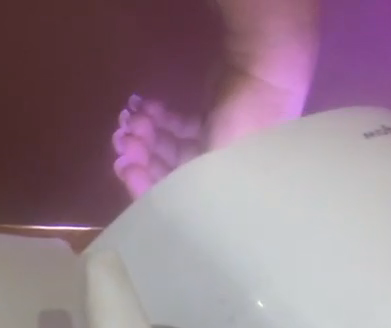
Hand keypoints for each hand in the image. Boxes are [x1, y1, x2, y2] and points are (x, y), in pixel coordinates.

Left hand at [112, 0, 316, 197]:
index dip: (141, 184)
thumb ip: (183, 183)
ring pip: (167, 147)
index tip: (122, 165)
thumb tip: (148, 199)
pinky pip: (176, 127)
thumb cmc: (247, 117)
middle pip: (165, 170)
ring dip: (145, 134)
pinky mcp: (210, 120)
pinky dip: (159, 119)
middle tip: (121, 136)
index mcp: (219, 186)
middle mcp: (215, 170)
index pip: (170, 195)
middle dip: (140, 154)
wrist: (269, 65)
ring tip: (128, 117)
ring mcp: (212, 142)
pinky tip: (143, 106)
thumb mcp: (218, 157)